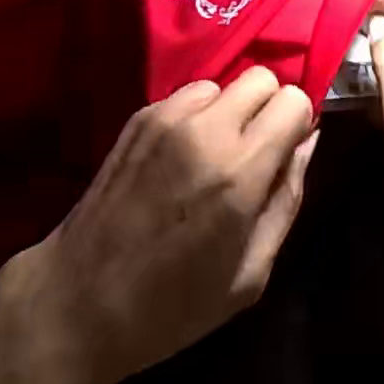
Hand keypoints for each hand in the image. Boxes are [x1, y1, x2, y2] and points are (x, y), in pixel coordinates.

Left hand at [3, 68, 318, 383]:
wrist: (75, 306)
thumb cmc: (174, 303)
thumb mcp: (252, 272)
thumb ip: (289, 197)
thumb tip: (308, 141)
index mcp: (240, 170)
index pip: (294, 100)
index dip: (296, 124)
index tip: (284, 151)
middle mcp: (206, 132)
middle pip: (263, 78)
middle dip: (268, 107)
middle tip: (254, 147)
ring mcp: (167, 120)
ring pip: (225, 82)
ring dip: (230, 108)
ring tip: (215, 149)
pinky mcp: (139, 119)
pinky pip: (190, 94)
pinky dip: (198, 113)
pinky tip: (182, 152)